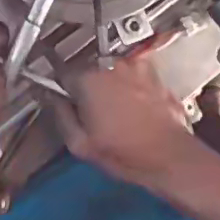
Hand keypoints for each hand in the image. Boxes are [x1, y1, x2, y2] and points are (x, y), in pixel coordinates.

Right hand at [49, 50, 205, 190]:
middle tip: (93, 112)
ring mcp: (132, 65)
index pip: (61, 74)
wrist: (169, 155)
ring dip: (108, 83)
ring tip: (117, 110)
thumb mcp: (80, 144)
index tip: (66, 102)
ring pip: (109, 70)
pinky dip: (129, 83)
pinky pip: (130, 72)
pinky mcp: (151, 70)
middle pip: (86, 70)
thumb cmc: (123, 153)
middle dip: (86, 87)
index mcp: (86, 79)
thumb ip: (60, 115)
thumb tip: (50, 96)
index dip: (62, 90)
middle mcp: (108, 64)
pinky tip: (135, 104)